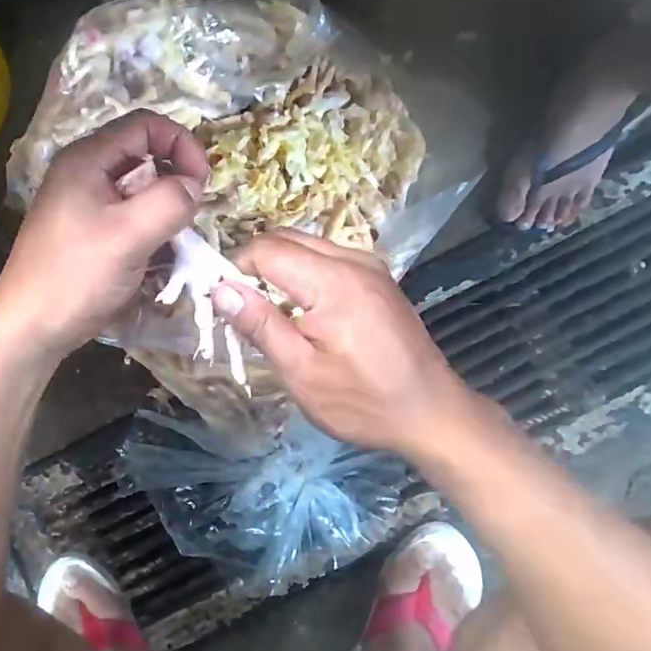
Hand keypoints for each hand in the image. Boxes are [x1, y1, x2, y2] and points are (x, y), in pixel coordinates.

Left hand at [0, 110, 206, 356]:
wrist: (30, 330)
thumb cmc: (76, 277)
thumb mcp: (129, 236)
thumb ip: (169, 202)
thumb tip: (195, 185)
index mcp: (88, 159)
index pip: (146, 125)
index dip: (182, 144)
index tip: (203, 182)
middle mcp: (85, 172)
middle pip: (145, 153)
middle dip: (178, 176)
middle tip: (194, 211)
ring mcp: (86, 202)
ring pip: (142, 187)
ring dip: (168, 205)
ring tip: (179, 236)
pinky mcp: (90, 230)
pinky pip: (133, 214)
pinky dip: (154, 226)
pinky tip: (160, 253)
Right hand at [212, 230, 483, 456]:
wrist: (430, 411)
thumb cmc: (364, 402)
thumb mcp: (302, 373)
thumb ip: (261, 325)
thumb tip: (220, 288)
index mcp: (333, 281)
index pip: (266, 250)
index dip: (235, 269)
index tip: (223, 302)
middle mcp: (354, 260)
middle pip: (287, 239)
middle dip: (256, 264)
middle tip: (243, 307)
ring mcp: (371, 266)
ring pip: (308, 245)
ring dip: (281, 268)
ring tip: (271, 312)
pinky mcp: (379, 279)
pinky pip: (330, 259)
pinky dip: (306, 273)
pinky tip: (304, 311)